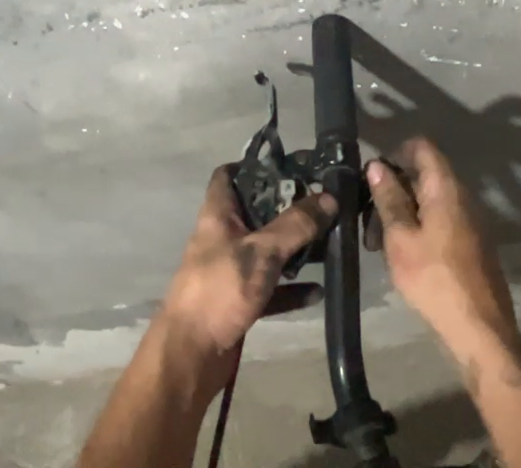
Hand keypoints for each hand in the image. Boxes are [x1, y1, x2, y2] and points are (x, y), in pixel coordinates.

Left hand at [159, 165, 337, 358]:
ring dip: (294, 249)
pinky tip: (318, 291)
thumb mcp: (261, 251)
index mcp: (217, 215)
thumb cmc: (220, 289)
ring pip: (266, 251)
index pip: (227, 175)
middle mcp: (222, 237)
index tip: (289, 166)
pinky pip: (271, 289)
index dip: (253, 165)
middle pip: (255, 212)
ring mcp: (231, 270)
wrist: (191, 354)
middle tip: (324, 204)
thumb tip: (329, 197)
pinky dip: (291, 289)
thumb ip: (295, 224)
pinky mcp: (240, 301)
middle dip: (287, 208)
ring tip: (329, 242)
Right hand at [366, 138, 516, 348]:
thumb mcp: (400, 237)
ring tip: (379, 244)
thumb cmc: (433, 279)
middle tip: (367, 221)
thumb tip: (377, 165)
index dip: (395, 153)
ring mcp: (470, 221)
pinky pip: (440, 221)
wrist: (479, 330)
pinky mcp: (472, 244)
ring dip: (402, 213)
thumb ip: (388, 198)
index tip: (372, 179)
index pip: (422, 147)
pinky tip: (402, 255)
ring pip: (429, 201)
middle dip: (393, 190)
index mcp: (446, 188)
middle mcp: (463, 197)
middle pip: (424, 175)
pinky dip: (418, 228)